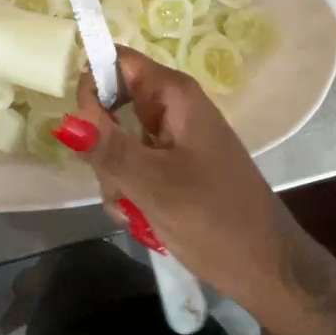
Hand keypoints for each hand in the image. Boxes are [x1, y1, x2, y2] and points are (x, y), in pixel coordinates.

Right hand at [65, 48, 335, 334]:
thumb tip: (65, 120)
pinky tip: (138, 218)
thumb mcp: (153, 185)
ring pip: (119, 139)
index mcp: (174, 95)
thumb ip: (107, 149)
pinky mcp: (175, 165)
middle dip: (102, 144)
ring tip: (131, 208)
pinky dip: (129, 189)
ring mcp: (175, 137)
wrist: (270, 273)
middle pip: (112, 103)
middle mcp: (173, 107)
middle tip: (113, 179)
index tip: (84, 129)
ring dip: (114, 175)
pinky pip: (135, 163)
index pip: (115, 61)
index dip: (92, 87)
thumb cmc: (216, 219)